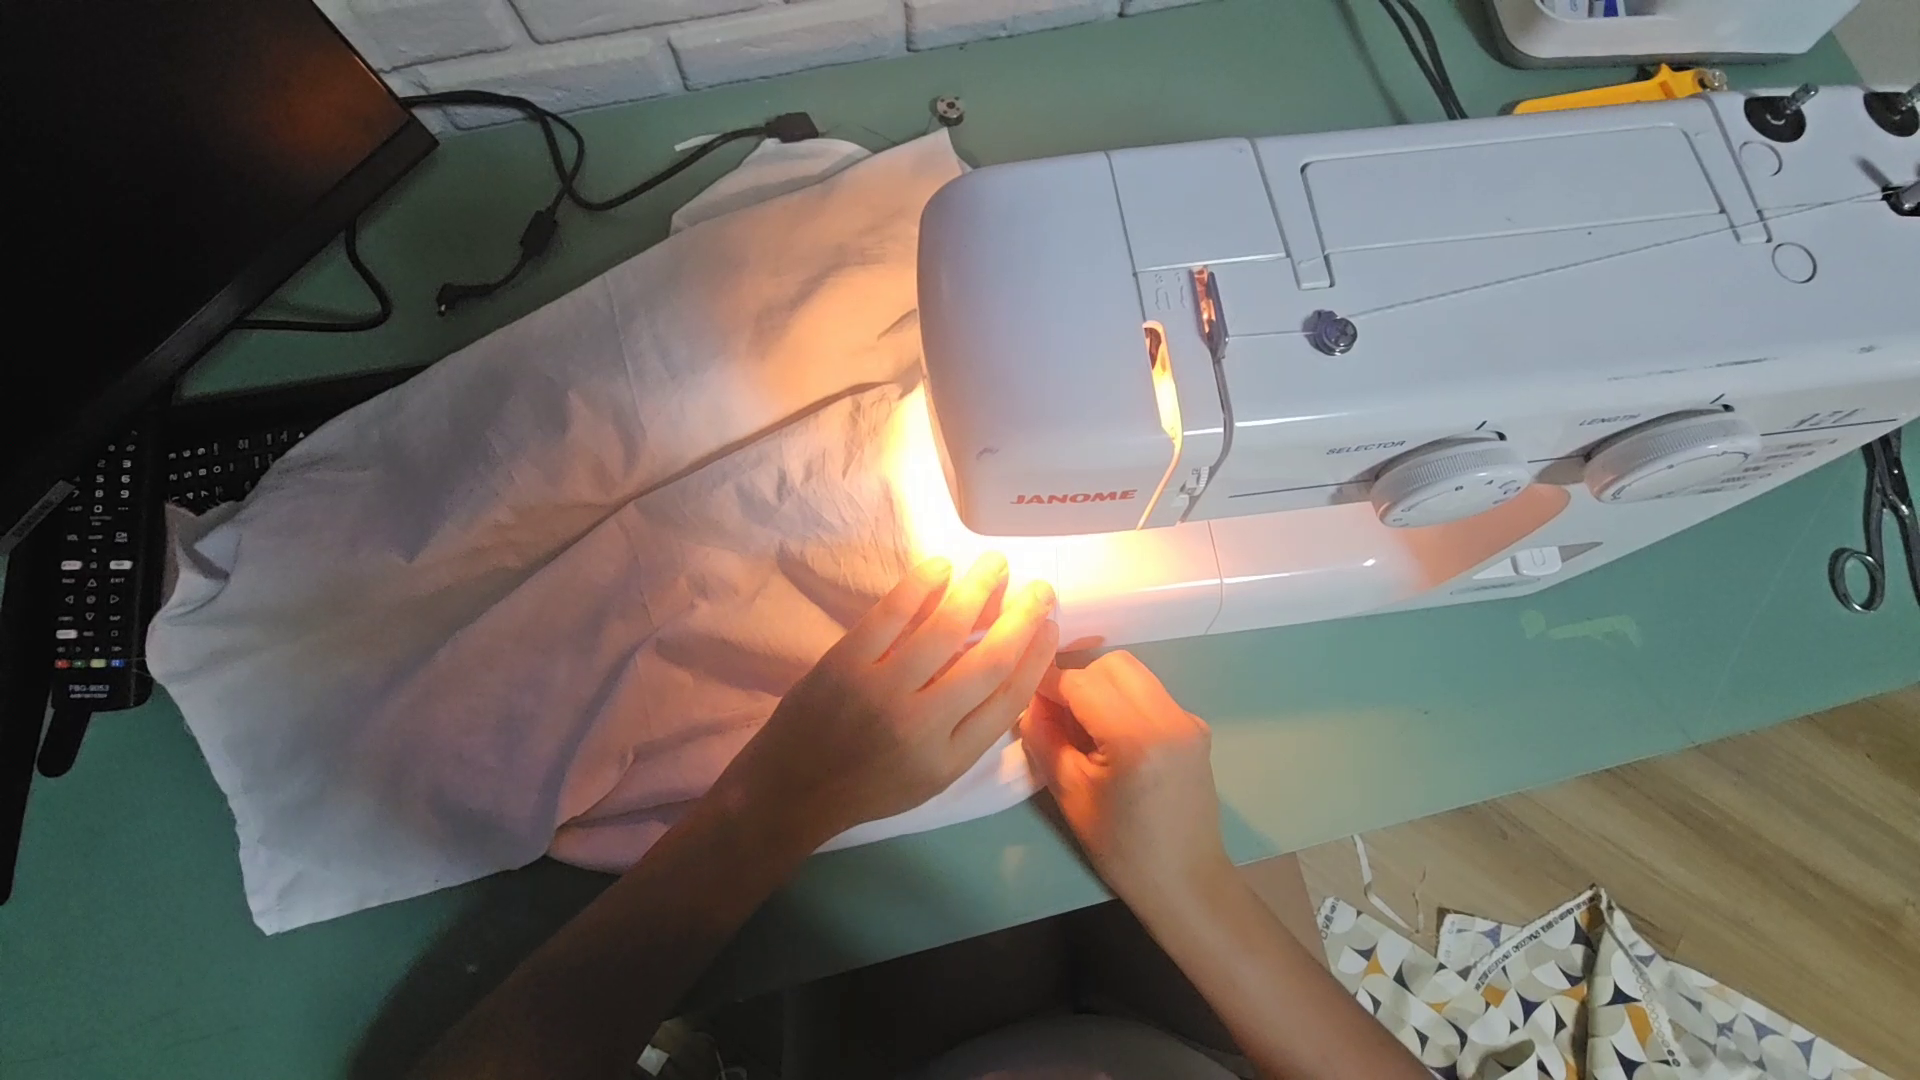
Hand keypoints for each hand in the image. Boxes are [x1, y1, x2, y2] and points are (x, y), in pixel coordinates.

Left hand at [718, 554, 1057, 846]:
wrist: (793, 789)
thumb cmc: (871, 784)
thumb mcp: (932, 775)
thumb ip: (970, 729)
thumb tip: (1003, 670)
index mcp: (950, 757)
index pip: (1009, 700)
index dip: (1037, 658)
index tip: (1051, 626)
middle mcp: (923, 725)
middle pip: (988, 662)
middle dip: (1021, 619)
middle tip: (1039, 588)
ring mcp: (881, 690)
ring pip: (943, 629)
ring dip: (977, 590)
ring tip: (996, 563)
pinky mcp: (845, 664)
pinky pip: (890, 616)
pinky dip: (919, 586)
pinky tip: (941, 567)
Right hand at [1021, 651, 1230, 909]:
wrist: (1185, 881)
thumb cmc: (1121, 847)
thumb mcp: (1068, 793)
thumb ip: (1044, 738)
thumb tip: (1030, 702)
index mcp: (1136, 738)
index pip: (1082, 682)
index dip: (1049, 681)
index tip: (1026, 691)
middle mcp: (1169, 717)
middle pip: (1113, 664)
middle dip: (1079, 678)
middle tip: (1057, 711)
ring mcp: (1188, 720)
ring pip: (1134, 674)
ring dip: (1102, 686)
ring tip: (1083, 724)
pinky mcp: (1195, 727)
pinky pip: (1151, 693)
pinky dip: (1124, 700)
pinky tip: (1113, 736)